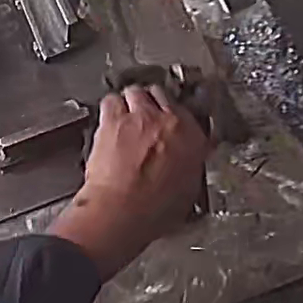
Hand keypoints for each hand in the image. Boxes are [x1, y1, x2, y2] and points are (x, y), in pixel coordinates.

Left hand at [49, 85, 210, 278]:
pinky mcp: (114, 120)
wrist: (123, 210)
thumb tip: (182, 170)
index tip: (169, 123)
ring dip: (130, 102)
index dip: (175, 119)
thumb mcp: (186, 191)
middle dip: (152, 105)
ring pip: (136, 92)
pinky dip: (110, 107)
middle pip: (161, 96)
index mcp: (195, 140)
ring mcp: (141, 118)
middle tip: (144, 117)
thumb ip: (187, 169)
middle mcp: (170, 122)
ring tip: (125, 114)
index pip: (189, 115)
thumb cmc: (152, 209)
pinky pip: (111, 101)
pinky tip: (108, 117)